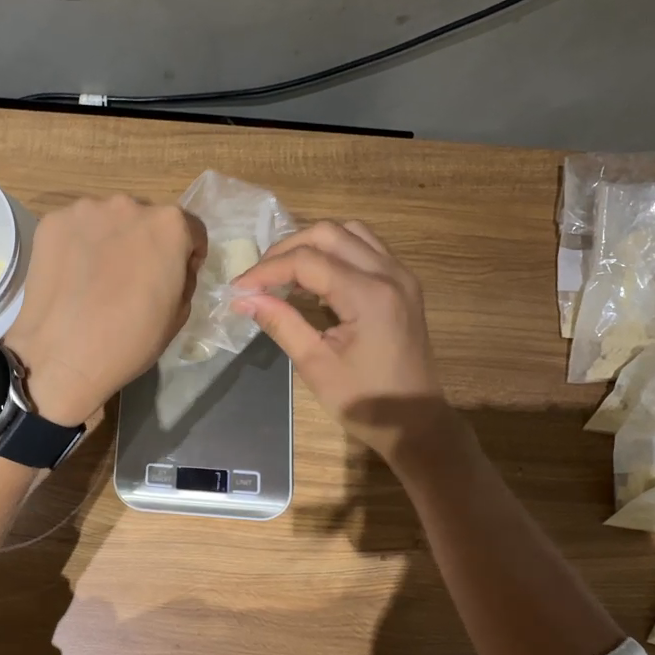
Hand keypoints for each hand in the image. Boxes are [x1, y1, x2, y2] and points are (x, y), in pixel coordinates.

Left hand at [3, 195, 205, 423]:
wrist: (63, 355)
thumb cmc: (130, 341)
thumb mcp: (179, 313)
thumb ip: (183, 276)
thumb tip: (172, 266)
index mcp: (170, 225)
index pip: (190, 229)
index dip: (185, 255)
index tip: (173, 277)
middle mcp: (129, 205)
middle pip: (145, 220)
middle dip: (143, 243)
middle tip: (130, 279)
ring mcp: (86, 210)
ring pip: (106, 220)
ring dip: (108, 240)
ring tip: (95, 278)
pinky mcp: (52, 222)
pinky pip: (74, 229)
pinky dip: (76, 245)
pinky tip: (70, 276)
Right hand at [232, 220, 443, 456]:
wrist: (416, 422)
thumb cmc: (364, 401)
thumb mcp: (315, 364)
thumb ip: (280, 322)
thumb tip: (242, 298)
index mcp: (369, 295)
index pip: (307, 261)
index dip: (266, 270)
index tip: (238, 289)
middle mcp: (389, 274)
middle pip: (328, 233)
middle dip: (286, 250)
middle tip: (259, 279)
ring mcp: (401, 276)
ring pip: (350, 232)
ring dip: (312, 244)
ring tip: (284, 273)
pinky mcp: (402, 284)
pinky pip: (365, 248)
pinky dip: (335, 252)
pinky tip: (314, 278)